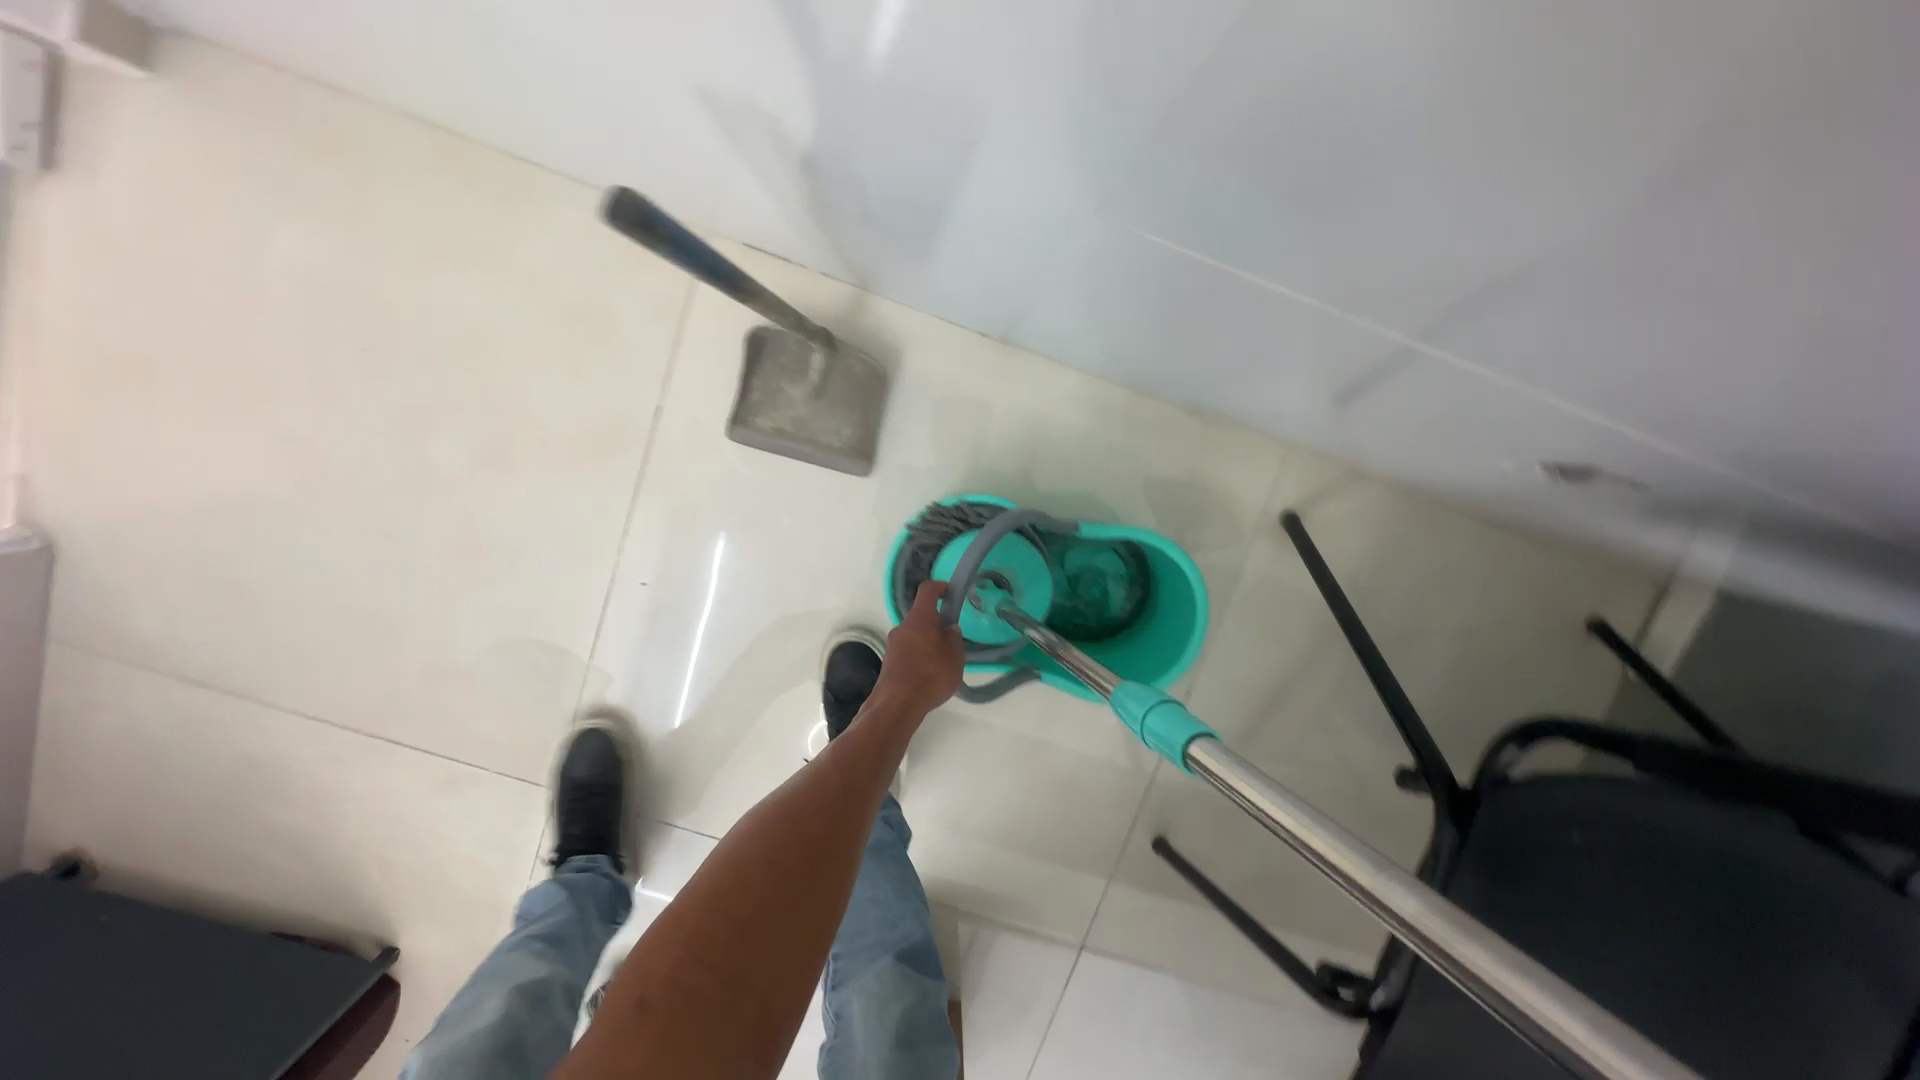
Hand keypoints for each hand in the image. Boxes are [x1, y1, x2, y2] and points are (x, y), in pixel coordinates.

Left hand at [875, 582, 965, 715]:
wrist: (897, 704)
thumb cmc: (930, 676)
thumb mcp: (955, 658)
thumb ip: (954, 640)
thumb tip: (950, 629)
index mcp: (920, 619)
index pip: (927, 590)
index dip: (940, 587)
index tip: (950, 592)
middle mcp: (903, 627)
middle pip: (921, 617)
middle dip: (936, 624)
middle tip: (951, 640)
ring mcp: (893, 644)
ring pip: (914, 635)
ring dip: (927, 642)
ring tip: (942, 662)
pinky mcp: (889, 661)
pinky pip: (907, 650)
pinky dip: (919, 656)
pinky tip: (928, 675)